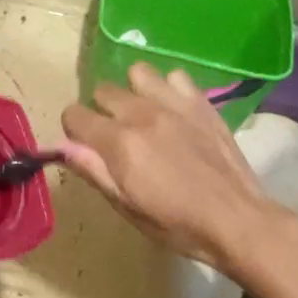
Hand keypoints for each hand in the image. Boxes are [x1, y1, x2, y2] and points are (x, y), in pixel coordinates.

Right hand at [60, 63, 293, 270]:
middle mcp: (141, 113)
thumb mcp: (127, 206)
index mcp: (118, 142)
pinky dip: (168, 88)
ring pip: (137, 73)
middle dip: (101, 111)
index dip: (74, 132)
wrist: (236, 220)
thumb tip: (61, 147)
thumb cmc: (177, 224)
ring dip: (133, 92)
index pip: (74, 115)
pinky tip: (173, 111)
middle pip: (103, 91)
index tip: (88, 149)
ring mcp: (174, 103)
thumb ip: (93, 170)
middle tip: (116, 139)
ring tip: (143, 116)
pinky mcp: (201, 103)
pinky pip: (175, 76)